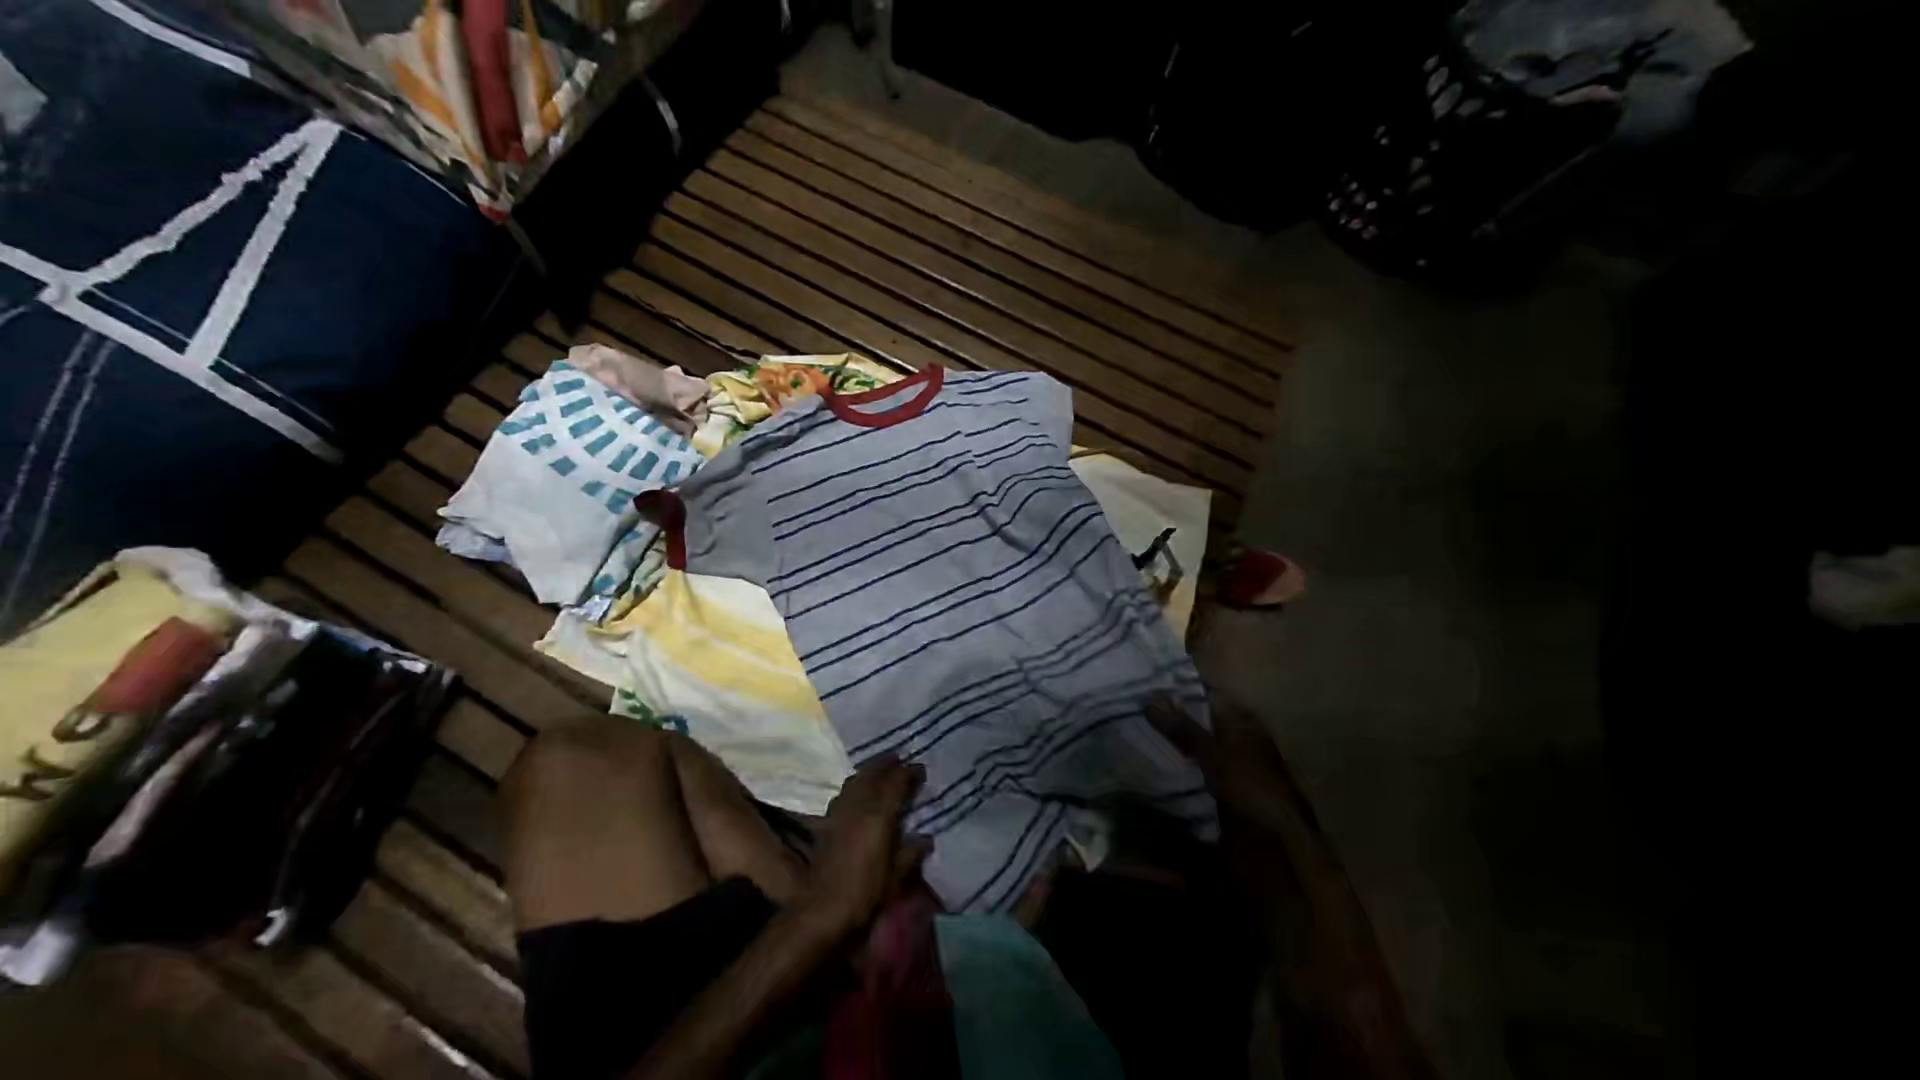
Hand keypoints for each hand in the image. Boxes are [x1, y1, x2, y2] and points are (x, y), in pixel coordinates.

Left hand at [801, 755, 927, 934]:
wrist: (823, 910)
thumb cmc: (866, 894)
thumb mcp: (897, 876)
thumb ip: (911, 852)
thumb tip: (926, 839)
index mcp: (879, 815)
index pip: (896, 782)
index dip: (909, 772)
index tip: (921, 769)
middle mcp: (858, 806)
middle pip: (871, 772)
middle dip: (886, 762)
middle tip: (899, 758)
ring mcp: (839, 813)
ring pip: (854, 780)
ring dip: (868, 772)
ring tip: (880, 771)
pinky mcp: (826, 823)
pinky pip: (843, 795)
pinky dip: (854, 787)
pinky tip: (859, 795)